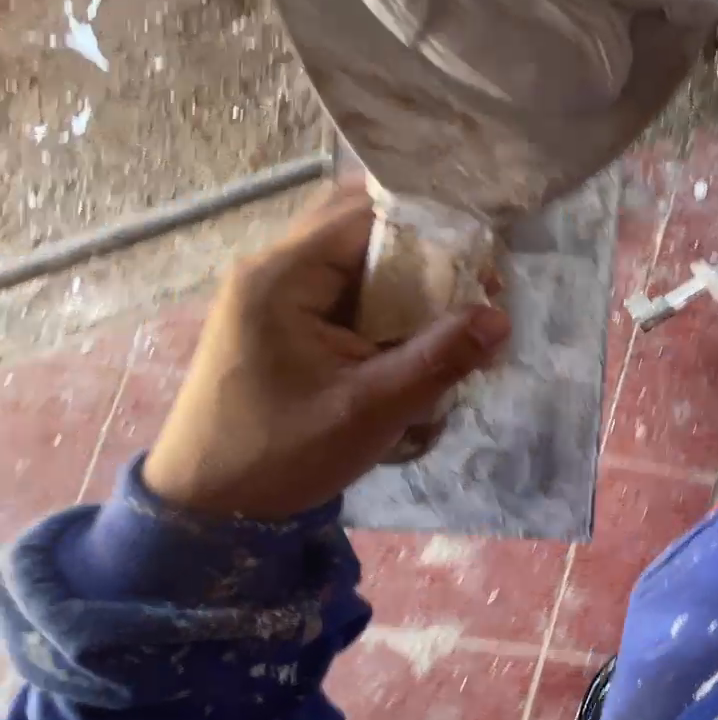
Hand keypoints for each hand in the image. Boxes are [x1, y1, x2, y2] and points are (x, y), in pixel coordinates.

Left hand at [142, 185, 511, 519]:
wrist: (214, 505)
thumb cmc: (284, 453)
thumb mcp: (374, 407)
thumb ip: (440, 357)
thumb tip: (501, 317)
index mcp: (282, 278)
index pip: (366, 214)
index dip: (431, 222)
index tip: (486, 250)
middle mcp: (277, 273)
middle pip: (365, 228)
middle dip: (432, 247)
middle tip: (485, 280)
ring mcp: (283, 297)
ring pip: (366, 260)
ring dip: (420, 277)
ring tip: (471, 307)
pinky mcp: (295, 323)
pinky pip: (359, 292)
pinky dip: (402, 302)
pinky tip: (434, 331)